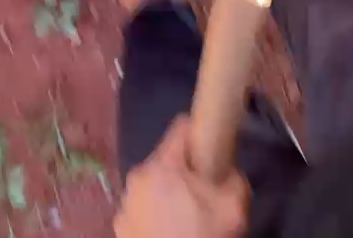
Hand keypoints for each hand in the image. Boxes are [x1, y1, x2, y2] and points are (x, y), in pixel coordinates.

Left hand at [114, 116, 249, 237]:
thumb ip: (232, 175)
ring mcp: (124, 206)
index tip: (213, 150)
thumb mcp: (233, 206)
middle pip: (167, 158)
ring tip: (187, 219)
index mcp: (162, 165)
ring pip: (153, 184)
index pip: (182, 126)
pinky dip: (155, 215)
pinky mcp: (119, 229)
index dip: (201, 132)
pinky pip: (142, 209)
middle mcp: (137, 178)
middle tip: (203, 194)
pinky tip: (171, 233)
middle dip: (185, 170)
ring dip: (169, 193)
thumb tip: (224, 168)